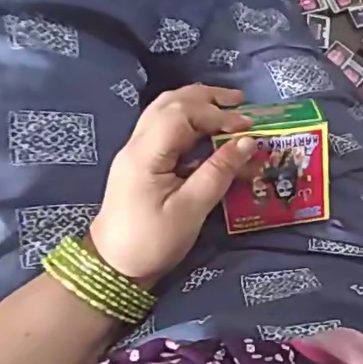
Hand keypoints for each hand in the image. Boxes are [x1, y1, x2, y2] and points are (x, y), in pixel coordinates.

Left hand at [89, 85, 255, 282]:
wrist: (114, 265)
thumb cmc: (153, 241)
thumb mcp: (190, 210)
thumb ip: (218, 172)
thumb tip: (248, 142)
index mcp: (146, 154)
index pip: (182, 115)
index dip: (217, 114)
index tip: (248, 126)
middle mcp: (137, 143)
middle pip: (171, 102)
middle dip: (208, 98)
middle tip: (242, 102)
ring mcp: (136, 151)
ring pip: (165, 110)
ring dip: (197, 104)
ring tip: (228, 107)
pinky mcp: (141, 161)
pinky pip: (165, 127)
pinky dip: (189, 120)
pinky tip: (208, 129)